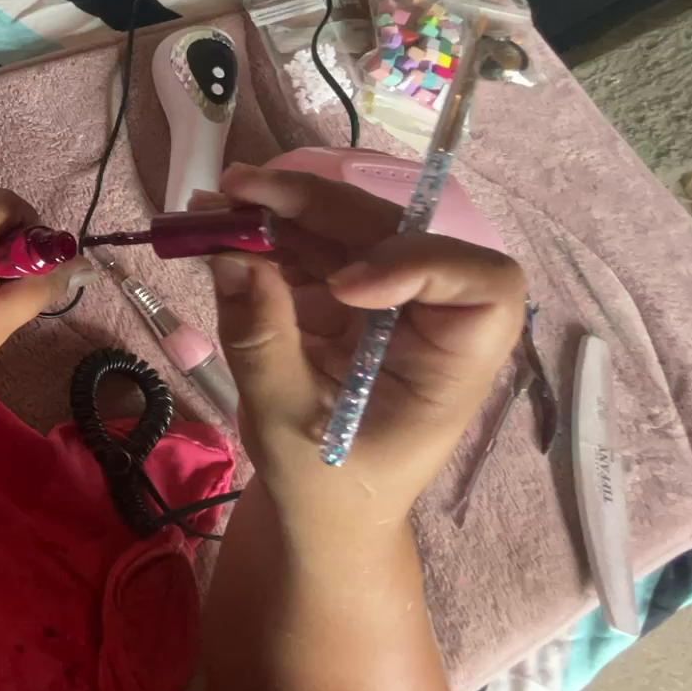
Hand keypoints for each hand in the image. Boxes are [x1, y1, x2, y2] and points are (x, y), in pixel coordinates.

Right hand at [200, 163, 525, 534]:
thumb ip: (261, 343)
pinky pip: (301, 249)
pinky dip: (257, 233)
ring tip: (212, 202)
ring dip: (276, 210)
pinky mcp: (332, 300)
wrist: (318, 501)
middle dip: (317, 205)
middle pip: (392, 235)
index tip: (342, 286)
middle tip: (241, 189)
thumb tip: (231, 260)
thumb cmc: (325, 481)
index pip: (480, 288)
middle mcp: (421, 317)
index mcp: (448, 362)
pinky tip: (214, 224)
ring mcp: (375, 303)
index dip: (420, 265)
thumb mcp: (286, 421)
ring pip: (340, 231)